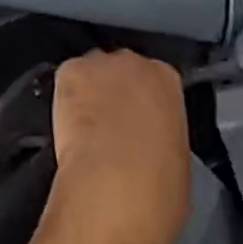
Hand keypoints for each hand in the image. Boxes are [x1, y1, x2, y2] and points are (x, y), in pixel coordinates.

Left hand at [52, 50, 190, 203]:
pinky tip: (69, 120)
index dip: (145, 100)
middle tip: (112, 121)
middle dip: (117, 89)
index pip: (155, 79)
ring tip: (87, 125)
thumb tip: (148, 136)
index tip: (140, 119)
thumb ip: (161, 129)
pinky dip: (66, 96)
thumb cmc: (157, 181)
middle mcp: (131, 61)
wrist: (115, 181)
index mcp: (165, 78)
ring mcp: (96, 63)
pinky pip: (67, 78)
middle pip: (121, 68)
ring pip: (91, 71)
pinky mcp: (67, 71)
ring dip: (89, 90)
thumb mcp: (176, 153)